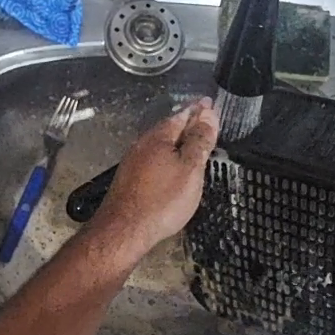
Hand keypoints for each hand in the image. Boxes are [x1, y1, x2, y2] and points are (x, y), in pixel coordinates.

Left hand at [88, 97, 220, 263]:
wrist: (124, 231)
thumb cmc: (163, 200)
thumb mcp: (190, 169)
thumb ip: (200, 141)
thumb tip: (208, 114)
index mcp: (159, 137)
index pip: (183, 114)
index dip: (199, 109)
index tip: (210, 103)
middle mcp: (143, 144)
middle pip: (169, 128)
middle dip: (187, 123)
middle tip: (205, 121)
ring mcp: (133, 162)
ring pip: (160, 144)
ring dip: (177, 141)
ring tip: (192, 141)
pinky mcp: (129, 179)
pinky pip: (153, 158)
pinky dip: (167, 156)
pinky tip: (172, 165)